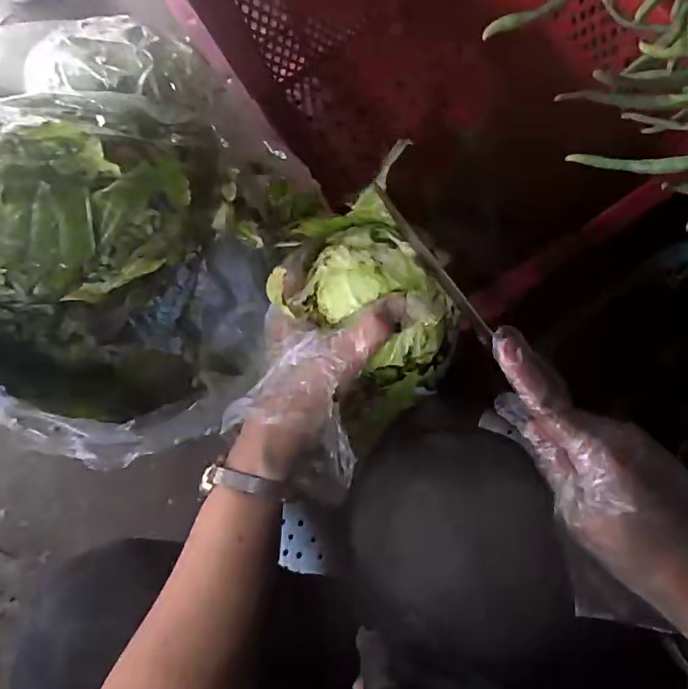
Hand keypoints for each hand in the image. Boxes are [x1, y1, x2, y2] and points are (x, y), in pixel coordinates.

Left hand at [234, 259, 405, 476]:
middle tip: (374, 267)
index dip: (314, 253)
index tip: (344, 242)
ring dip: (349, 308)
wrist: (279, 446)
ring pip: (325, 318)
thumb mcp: (337, 357)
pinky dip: (353, 333)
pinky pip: (336, 341)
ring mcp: (299, 350)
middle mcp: (288, 327)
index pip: (294, 272)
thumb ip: (371, 329)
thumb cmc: (297, 394)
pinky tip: (376, 333)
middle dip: (341, 280)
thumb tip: (408, 302)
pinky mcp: (311, 371)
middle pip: (313, 294)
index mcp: (284, 315)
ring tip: (382, 294)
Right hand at [492, 326, 687, 600]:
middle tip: (506, 347)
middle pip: (563, 405)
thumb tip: (532, 429)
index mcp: (597, 450)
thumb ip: (554, 467)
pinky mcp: (647, 449)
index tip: (504, 338)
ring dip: (554, 419)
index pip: (549, 403)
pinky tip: (565, 449)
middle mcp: (618, 431)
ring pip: (581, 422)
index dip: (523, 370)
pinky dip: (576, 436)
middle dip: (532, 381)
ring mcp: (636, 438)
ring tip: (525, 419)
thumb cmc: (641, 559)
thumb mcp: (581, 518)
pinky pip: (599, 435)